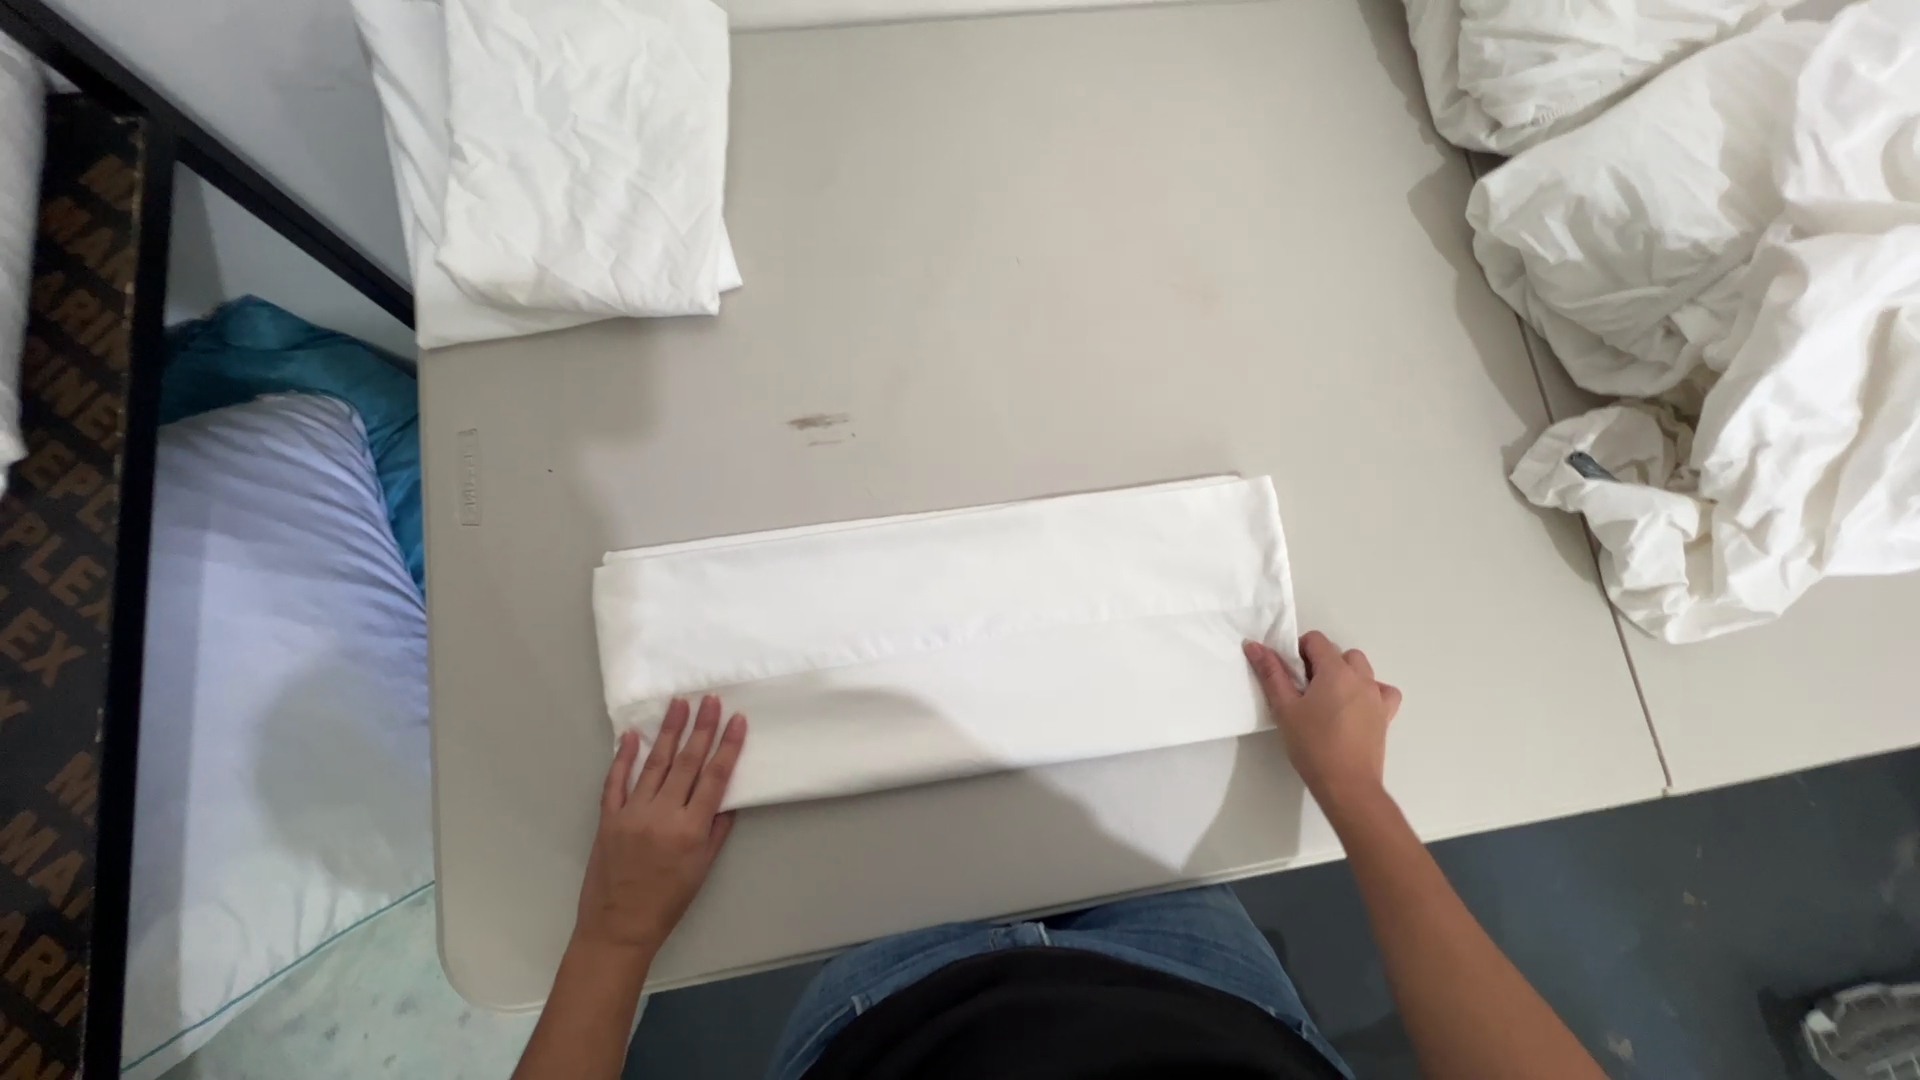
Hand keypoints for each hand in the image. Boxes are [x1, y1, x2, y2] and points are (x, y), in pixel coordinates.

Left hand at [573, 695, 746, 958]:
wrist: (617, 928)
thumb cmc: (668, 901)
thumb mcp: (703, 868)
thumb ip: (717, 830)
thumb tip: (728, 798)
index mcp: (690, 829)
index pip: (714, 777)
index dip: (728, 746)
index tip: (737, 720)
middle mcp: (662, 814)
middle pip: (686, 762)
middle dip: (701, 728)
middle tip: (710, 699)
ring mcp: (632, 813)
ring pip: (654, 764)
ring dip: (668, 731)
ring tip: (678, 704)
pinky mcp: (608, 818)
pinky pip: (615, 782)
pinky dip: (623, 757)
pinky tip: (630, 735)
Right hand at [1243, 631, 1400, 812]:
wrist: (1347, 784)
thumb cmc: (1312, 744)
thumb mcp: (1284, 707)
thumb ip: (1270, 673)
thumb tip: (1253, 645)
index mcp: (1336, 671)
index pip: (1317, 640)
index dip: (1298, 650)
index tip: (1288, 674)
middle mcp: (1361, 678)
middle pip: (1339, 652)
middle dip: (1320, 661)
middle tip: (1302, 688)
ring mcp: (1377, 696)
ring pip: (1361, 668)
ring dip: (1343, 673)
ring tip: (1326, 698)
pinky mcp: (1385, 715)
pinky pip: (1381, 690)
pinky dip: (1369, 690)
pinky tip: (1355, 705)